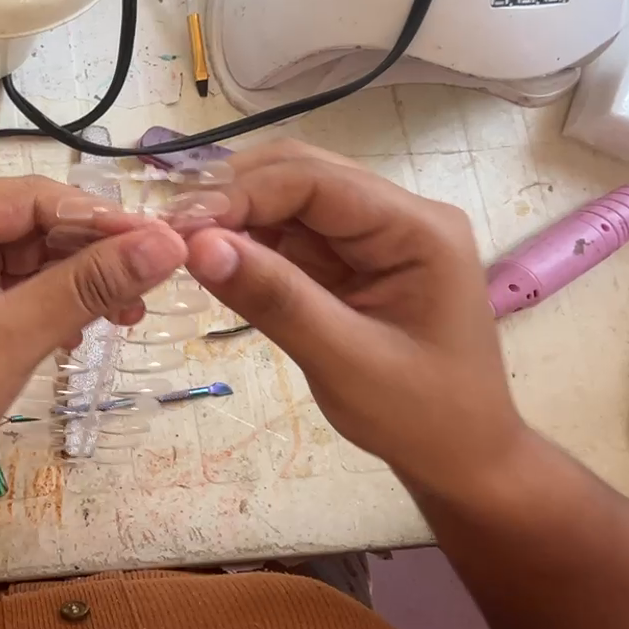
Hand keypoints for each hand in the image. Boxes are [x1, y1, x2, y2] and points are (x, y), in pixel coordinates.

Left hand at [0, 177, 187, 493]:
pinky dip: (55, 301)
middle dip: (92, 254)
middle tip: (154, 281)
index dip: (100, 218)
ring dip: (80, 281)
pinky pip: (18, 282)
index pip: (30, 198)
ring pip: (31, 254)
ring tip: (127, 315)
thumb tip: (167, 245)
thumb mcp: (14, 336)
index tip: (165, 242)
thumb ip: (88, 285)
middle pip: (32, 222)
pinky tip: (86, 328)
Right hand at [182, 142, 527, 484]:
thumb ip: (274, 299)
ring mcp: (368, 235)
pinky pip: (284, 232)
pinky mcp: (344, 259)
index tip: (179, 226)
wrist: (458, 455)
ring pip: (285, 197)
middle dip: (231, 193)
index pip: (315, 181)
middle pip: (299, 173)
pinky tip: (210, 258)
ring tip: (180, 243)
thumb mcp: (344, 360)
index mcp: (416, 228)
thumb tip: (197, 246)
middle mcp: (394, 216)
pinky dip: (243, 240)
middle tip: (170, 229)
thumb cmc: (418, 414)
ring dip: (232, 214)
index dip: (241, 193)